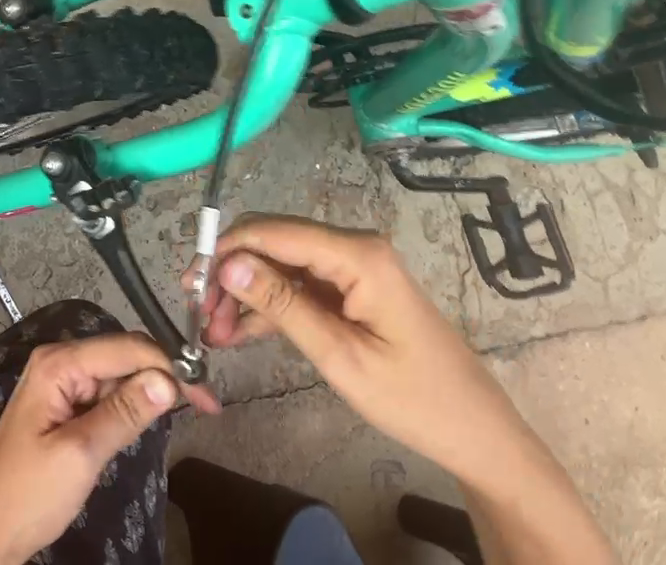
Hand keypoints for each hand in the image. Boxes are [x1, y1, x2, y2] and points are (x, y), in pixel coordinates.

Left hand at [0, 333, 189, 564]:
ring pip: (118, 372)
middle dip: (164, 372)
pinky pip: (105, 392)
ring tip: (190, 408)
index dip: (169, 365)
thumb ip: (124, 413)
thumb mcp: (81, 453)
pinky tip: (150, 416)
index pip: (126, 347)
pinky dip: (131, 402)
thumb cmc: (29, 492)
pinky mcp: (63, 405)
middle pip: (123, 353)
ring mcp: (60, 383)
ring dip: (150, 388)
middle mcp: (59, 361)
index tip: (206, 396)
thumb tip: (168, 380)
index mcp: (58, 363)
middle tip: (206, 404)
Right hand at [197, 215, 539, 488]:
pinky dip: (267, 304)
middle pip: (272, 240)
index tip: (190, 282)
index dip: (225, 249)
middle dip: (229, 270)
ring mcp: (352, 267)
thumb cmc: (413, 398)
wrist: (475, 432)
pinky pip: (296, 284)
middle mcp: (353, 247)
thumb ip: (282, 305)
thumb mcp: (340, 356)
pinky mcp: (349, 287)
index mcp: (358, 255)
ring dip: (243, 291)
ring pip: (278, 263)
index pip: (273, 232)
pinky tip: (237, 331)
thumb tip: (228, 264)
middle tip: (198, 311)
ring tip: (213, 331)